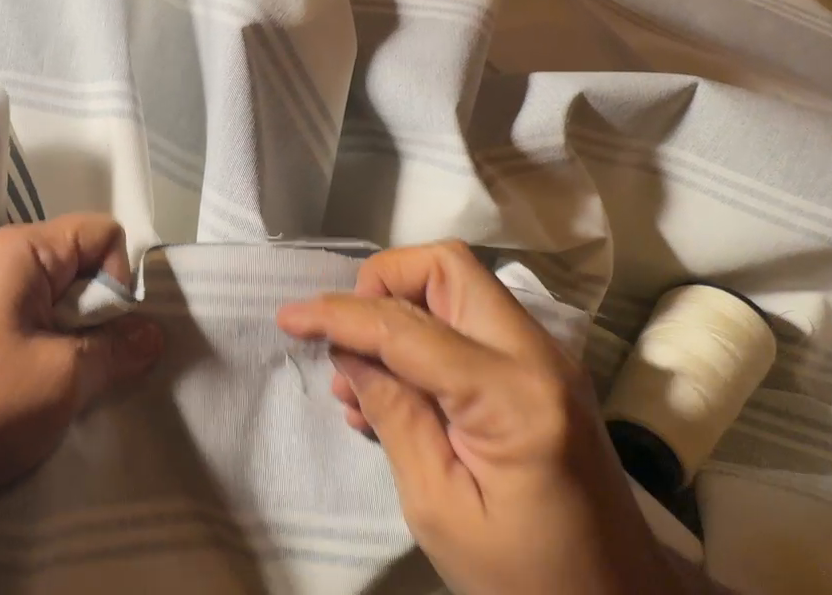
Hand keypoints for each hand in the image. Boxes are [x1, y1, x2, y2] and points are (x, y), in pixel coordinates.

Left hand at [0, 213, 163, 502]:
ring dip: (85, 343)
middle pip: (88, 267)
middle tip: (103, 368)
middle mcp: (10, 261)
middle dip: (107, 315)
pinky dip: (60, 356)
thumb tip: (153, 333)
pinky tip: (52, 395)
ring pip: (68, 304)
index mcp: (25, 250)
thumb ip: (118, 349)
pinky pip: (44, 327)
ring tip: (76, 388)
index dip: (122, 279)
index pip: (104, 234)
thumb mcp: (63, 378)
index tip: (114, 333)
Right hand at [277, 242, 679, 594]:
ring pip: (457, 285)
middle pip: (445, 267)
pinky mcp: (540, 372)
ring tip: (358, 379)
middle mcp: (536, 355)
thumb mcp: (440, 509)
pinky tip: (391, 390)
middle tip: (345, 339)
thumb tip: (348, 353)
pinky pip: (468, 322)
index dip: (338, 314)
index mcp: (514, 397)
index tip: (287, 318)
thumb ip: (393, 415)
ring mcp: (544, 359)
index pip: (406, 325)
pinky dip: (422, 332)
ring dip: (398, 309)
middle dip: (380, 284)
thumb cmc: (528, 581)